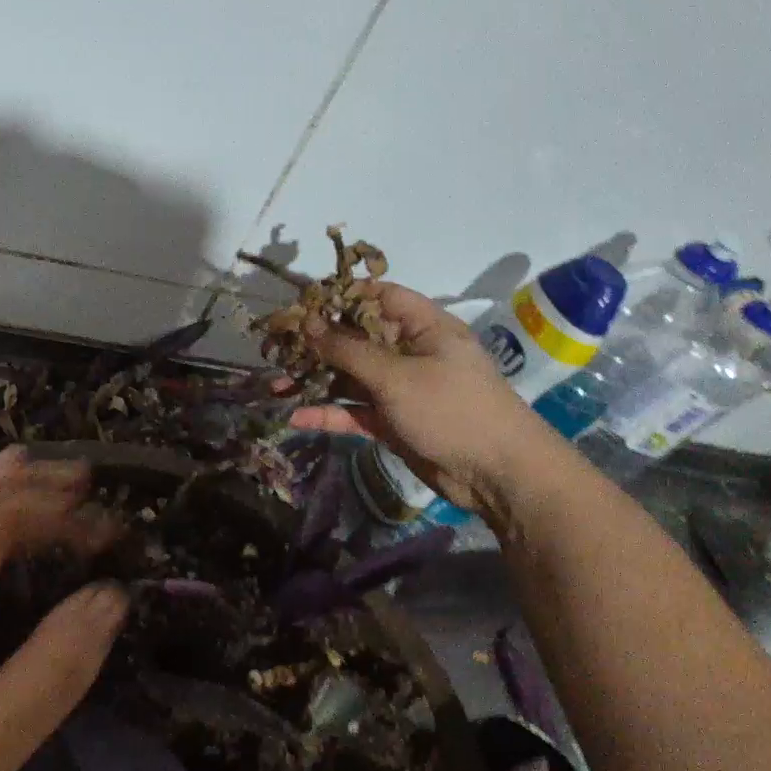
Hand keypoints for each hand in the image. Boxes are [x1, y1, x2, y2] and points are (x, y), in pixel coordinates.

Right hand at [289, 283, 565, 511]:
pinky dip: (327, 413)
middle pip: (356, 339)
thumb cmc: (452, 410)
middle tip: (276, 348)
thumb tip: (308, 324)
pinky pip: (352, 411)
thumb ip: (348, 350)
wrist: (495, 473)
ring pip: (348, 377)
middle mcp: (410, 353)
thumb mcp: (396, 376)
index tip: (301, 304)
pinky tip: (296, 418)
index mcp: (424, 328)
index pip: (379, 297)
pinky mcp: (391, 421)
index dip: (341, 296)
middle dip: (316, 344)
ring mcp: (400, 389)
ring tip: (275, 386)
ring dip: (314, 381)